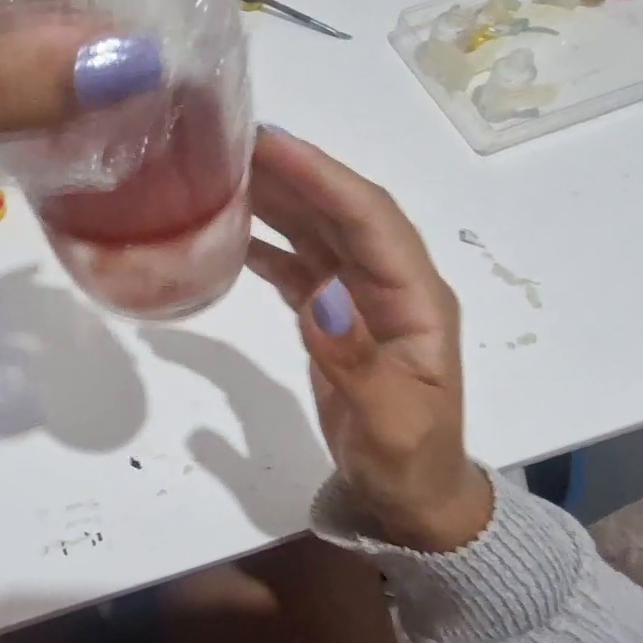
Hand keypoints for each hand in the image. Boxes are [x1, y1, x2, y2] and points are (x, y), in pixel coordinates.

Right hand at [244, 128, 492, 552]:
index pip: (371, 221)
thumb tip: (321, 297)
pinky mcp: (336, 320)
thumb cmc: (409, 464)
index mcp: (416, 299)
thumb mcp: (390, 423)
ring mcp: (362, 301)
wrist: (409, 500)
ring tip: (226, 175)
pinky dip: (269, 247)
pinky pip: (301, 268)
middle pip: (342, 213)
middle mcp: (391, 286)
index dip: (323, 178)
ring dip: (279, 201)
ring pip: (319, 234)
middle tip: (234, 143)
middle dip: (295, 174)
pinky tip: (234, 236)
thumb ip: (358, 361)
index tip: (271, 143)